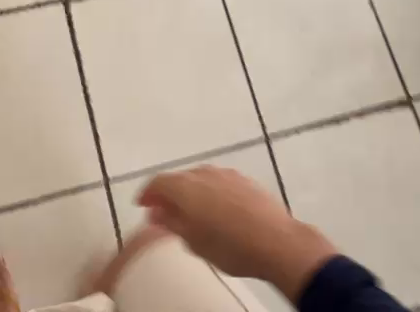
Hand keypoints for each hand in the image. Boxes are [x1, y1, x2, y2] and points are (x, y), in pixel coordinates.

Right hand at [136, 166, 336, 300]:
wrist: (277, 242)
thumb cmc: (230, 246)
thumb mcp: (194, 242)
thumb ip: (171, 223)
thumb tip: (156, 212)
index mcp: (185, 186)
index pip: (158, 182)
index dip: (147, 193)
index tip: (142, 205)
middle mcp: (203, 172)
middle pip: (178, 179)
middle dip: (169, 195)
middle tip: (164, 214)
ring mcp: (226, 174)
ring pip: (200, 180)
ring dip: (191, 194)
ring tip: (192, 215)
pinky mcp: (244, 180)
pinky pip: (218, 183)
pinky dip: (210, 194)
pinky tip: (217, 212)